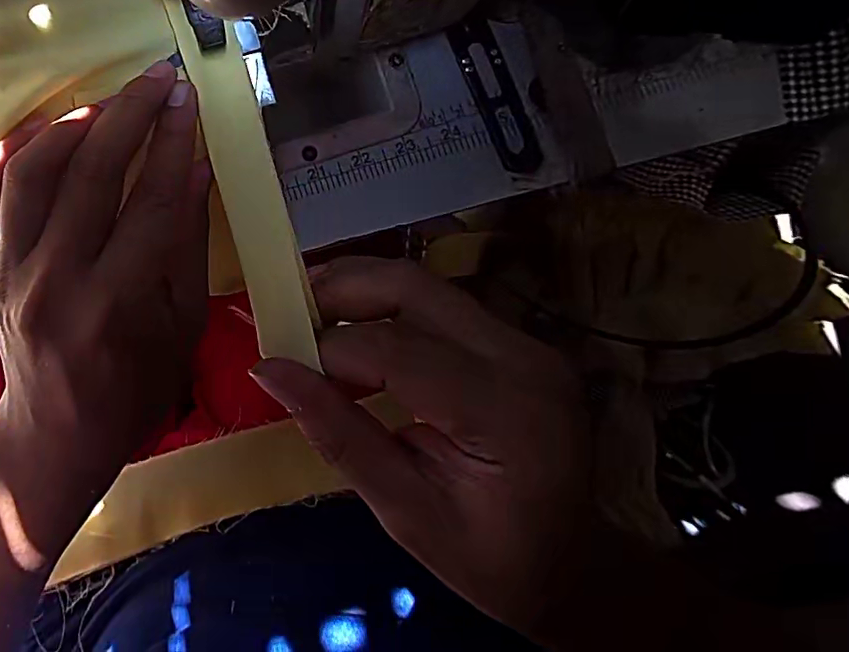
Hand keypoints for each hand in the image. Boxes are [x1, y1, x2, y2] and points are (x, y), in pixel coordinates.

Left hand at [0, 60, 212, 485]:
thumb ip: (187, 240)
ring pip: (31, 174)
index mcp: (116, 302)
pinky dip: (9, 156)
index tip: (186, 96)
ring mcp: (10, 271)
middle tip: (156, 78)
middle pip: (91, 173)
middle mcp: (55, 279)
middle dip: (129, 113)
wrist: (54, 435)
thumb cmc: (133, 389)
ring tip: (105, 103)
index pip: (149, 198)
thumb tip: (195, 163)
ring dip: (70, 125)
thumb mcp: (182, 323)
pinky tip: (38, 129)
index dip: (171, 138)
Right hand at [248, 257, 592, 640]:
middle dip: (338, 290)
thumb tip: (268, 371)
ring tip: (308, 307)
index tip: (280, 362)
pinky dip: (381, 300)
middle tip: (286, 312)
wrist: (579, 566)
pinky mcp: (512, 336)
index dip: (328, 349)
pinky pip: (434, 299)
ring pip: (421, 281)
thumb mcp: (407, 515)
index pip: (396, 350)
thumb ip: (339, 436)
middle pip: (411, 287)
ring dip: (357, 285)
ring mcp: (522, 339)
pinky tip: (351, 318)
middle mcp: (520, 356)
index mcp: (504, 411)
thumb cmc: (495, 561)